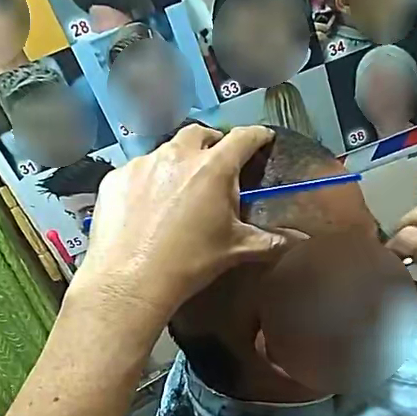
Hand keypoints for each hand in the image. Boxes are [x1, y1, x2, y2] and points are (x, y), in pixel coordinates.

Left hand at [75, 125, 302, 322]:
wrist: (130, 281)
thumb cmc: (189, 263)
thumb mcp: (236, 249)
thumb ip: (271, 240)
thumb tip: (300, 239)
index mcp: (213, 168)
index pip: (243, 137)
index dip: (257, 135)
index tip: (262, 138)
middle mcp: (178, 156)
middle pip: (201, 133)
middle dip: (213, 142)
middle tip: (218, 164)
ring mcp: (143, 164)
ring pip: (167, 149)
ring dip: (180, 160)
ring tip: (182, 186)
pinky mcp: (116, 178)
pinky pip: (139, 169)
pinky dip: (150, 179)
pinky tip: (150, 204)